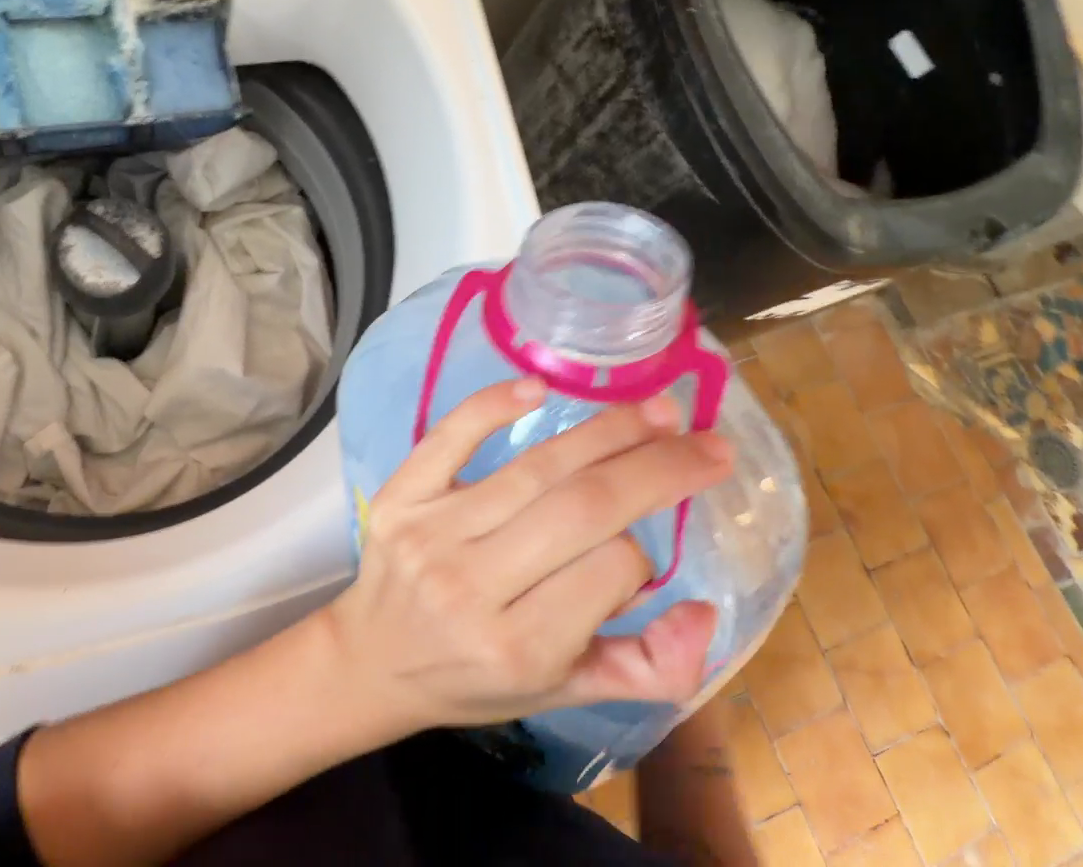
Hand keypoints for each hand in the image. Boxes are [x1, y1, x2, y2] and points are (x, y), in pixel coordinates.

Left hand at [318, 378, 730, 732]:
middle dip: (655, 468)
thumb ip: (646, 668)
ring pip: (533, 470)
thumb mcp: (565, 694)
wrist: (374, 660)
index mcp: (519, 646)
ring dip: (603, 432)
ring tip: (657, 411)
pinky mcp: (397, 498)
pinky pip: (447, 439)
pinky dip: (490, 406)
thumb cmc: (476, 678)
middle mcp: (471, 585)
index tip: (636, 557)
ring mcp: (429, 534)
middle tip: (707, 442)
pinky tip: (539, 389)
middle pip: (580, 507)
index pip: (612, 569)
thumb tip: (704, 611)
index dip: (642, 555)